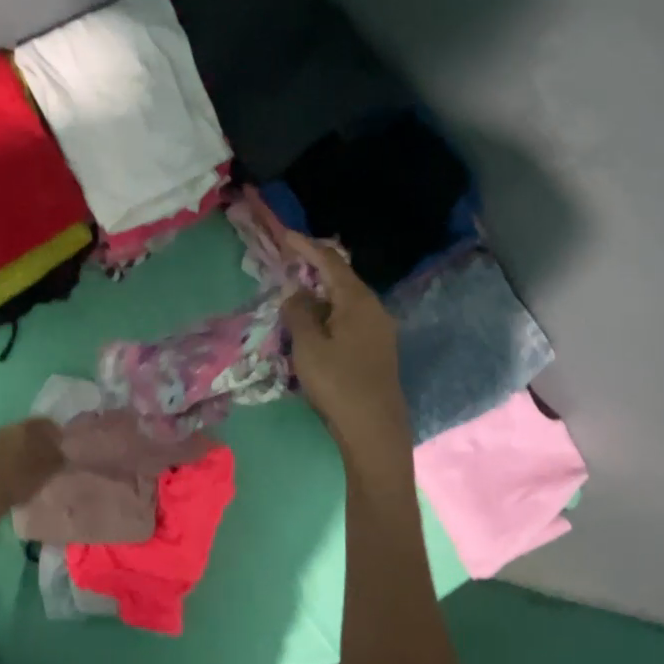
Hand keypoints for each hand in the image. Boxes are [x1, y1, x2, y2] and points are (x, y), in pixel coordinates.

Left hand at [0, 418, 64, 518]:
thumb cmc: (17, 483)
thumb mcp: (43, 473)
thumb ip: (56, 460)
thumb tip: (63, 453)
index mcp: (23, 429)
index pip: (45, 422)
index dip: (56, 432)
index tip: (61, 444)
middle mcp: (8, 428)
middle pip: (30, 428)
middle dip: (42, 438)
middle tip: (50, 452)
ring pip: (17, 436)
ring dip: (28, 444)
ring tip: (35, 460)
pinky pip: (7, 444)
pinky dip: (16, 450)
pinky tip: (19, 463)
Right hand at [280, 232, 408, 444]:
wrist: (374, 429)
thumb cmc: (338, 383)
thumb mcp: (308, 346)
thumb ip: (299, 312)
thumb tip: (295, 290)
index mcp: (357, 301)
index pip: (331, 261)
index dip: (306, 245)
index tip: (285, 234)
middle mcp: (373, 308)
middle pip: (341, 279)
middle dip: (314, 268)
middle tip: (287, 264)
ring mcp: (379, 330)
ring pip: (344, 301)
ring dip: (320, 295)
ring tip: (293, 297)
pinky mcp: (376, 350)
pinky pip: (348, 320)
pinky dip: (328, 315)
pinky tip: (313, 327)